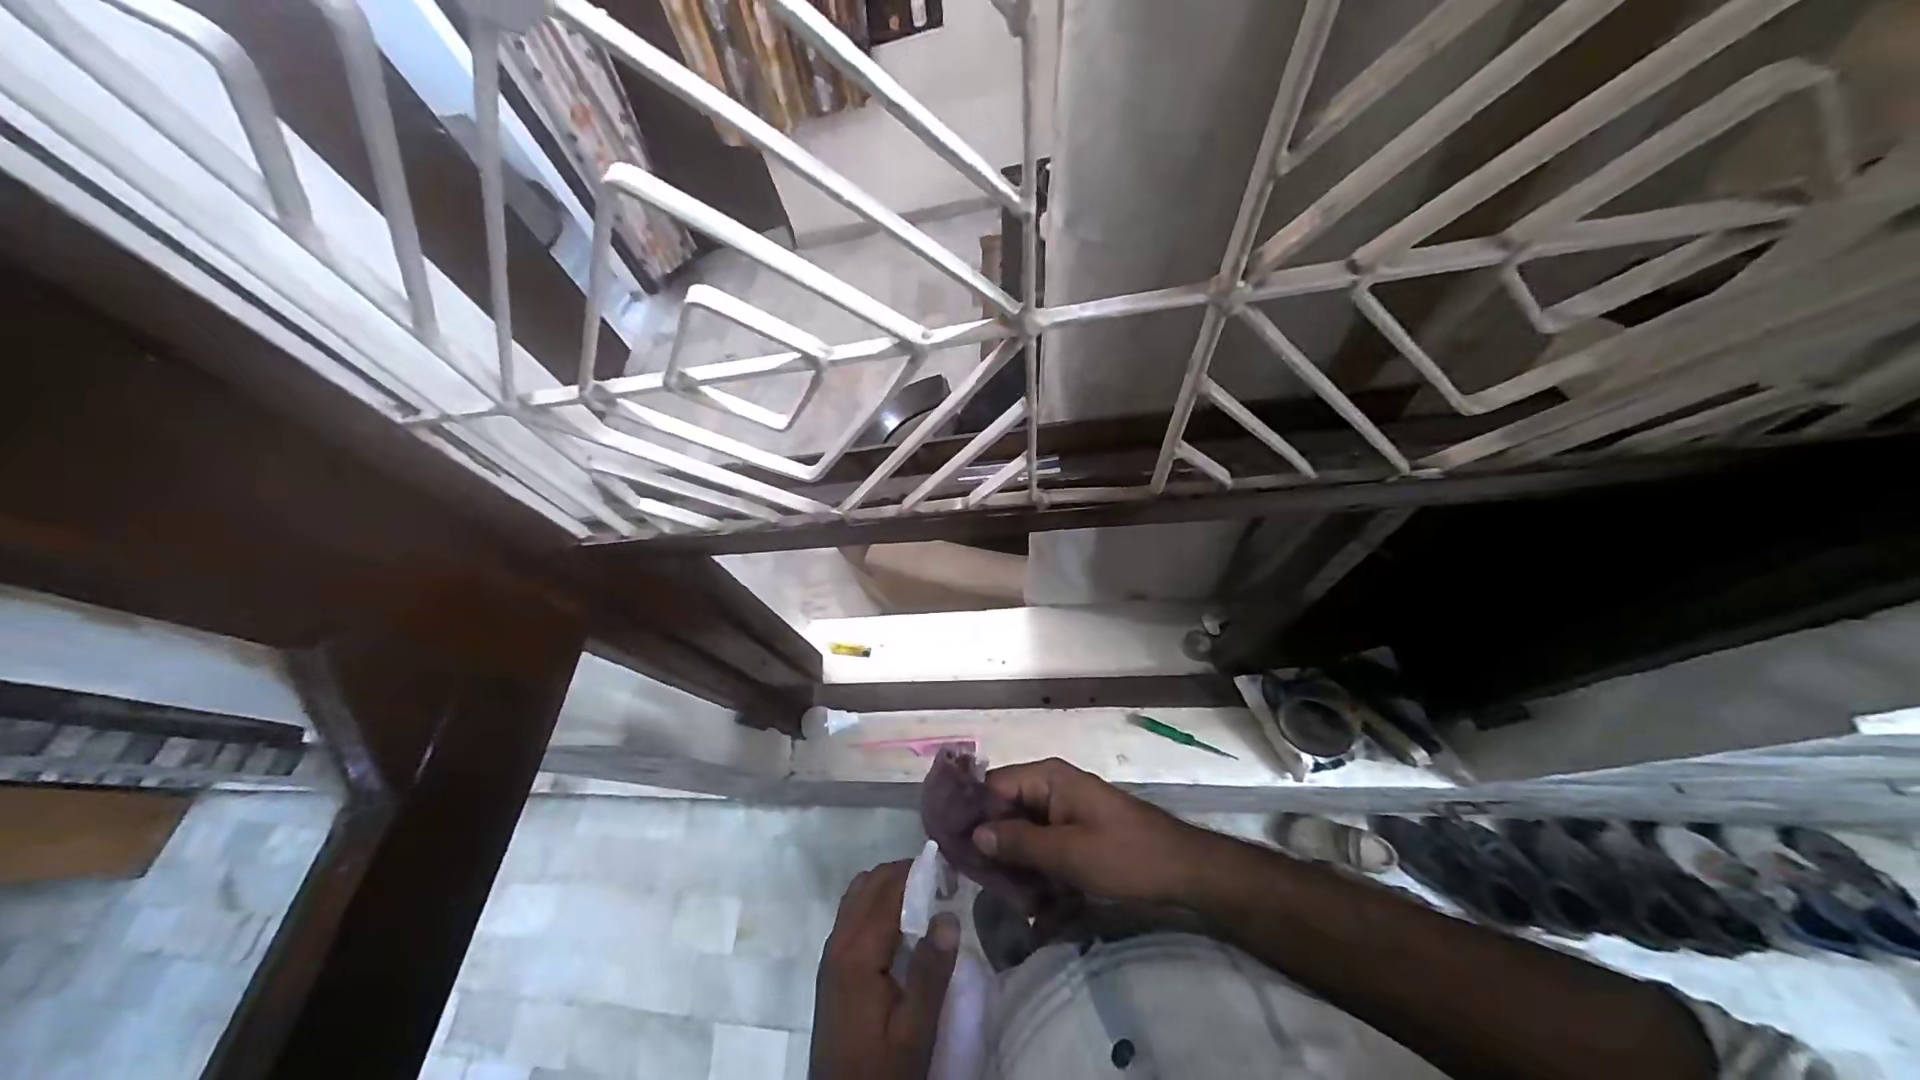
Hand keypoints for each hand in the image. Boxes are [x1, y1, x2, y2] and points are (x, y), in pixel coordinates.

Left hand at [810, 860, 958, 1079]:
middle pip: (871, 882)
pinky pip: (852, 913)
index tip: (953, 875)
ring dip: (891, 886)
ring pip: (858, 893)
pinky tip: (902, 924)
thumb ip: (930, 972)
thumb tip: (948, 915)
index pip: (889, 888)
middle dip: (907, 873)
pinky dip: (877, 902)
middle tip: (944, 887)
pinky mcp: (831, 967)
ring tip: (926, 900)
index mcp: (857, 954)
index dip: (920, 872)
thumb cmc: (882, 1071)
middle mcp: (838, 943)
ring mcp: (830, 954)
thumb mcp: (915, 1031)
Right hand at [970, 758, 1221, 905]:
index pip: (992, 786)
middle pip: (1003, 809)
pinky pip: (1040, 844)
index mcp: (1047, 778)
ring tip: (1004, 895)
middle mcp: (1050, 787)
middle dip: (991, 844)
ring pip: (1020, 831)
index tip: (952, 847)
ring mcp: (1063, 810)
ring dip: (1012, 861)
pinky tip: (1028, 899)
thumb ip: (1019, 842)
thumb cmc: (1124, 855)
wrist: (1183, 870)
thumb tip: (975, 834)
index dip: (970, 813)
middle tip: (976, 880)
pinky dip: (1032, 867)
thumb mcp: (1067, 852)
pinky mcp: (1073, 832)